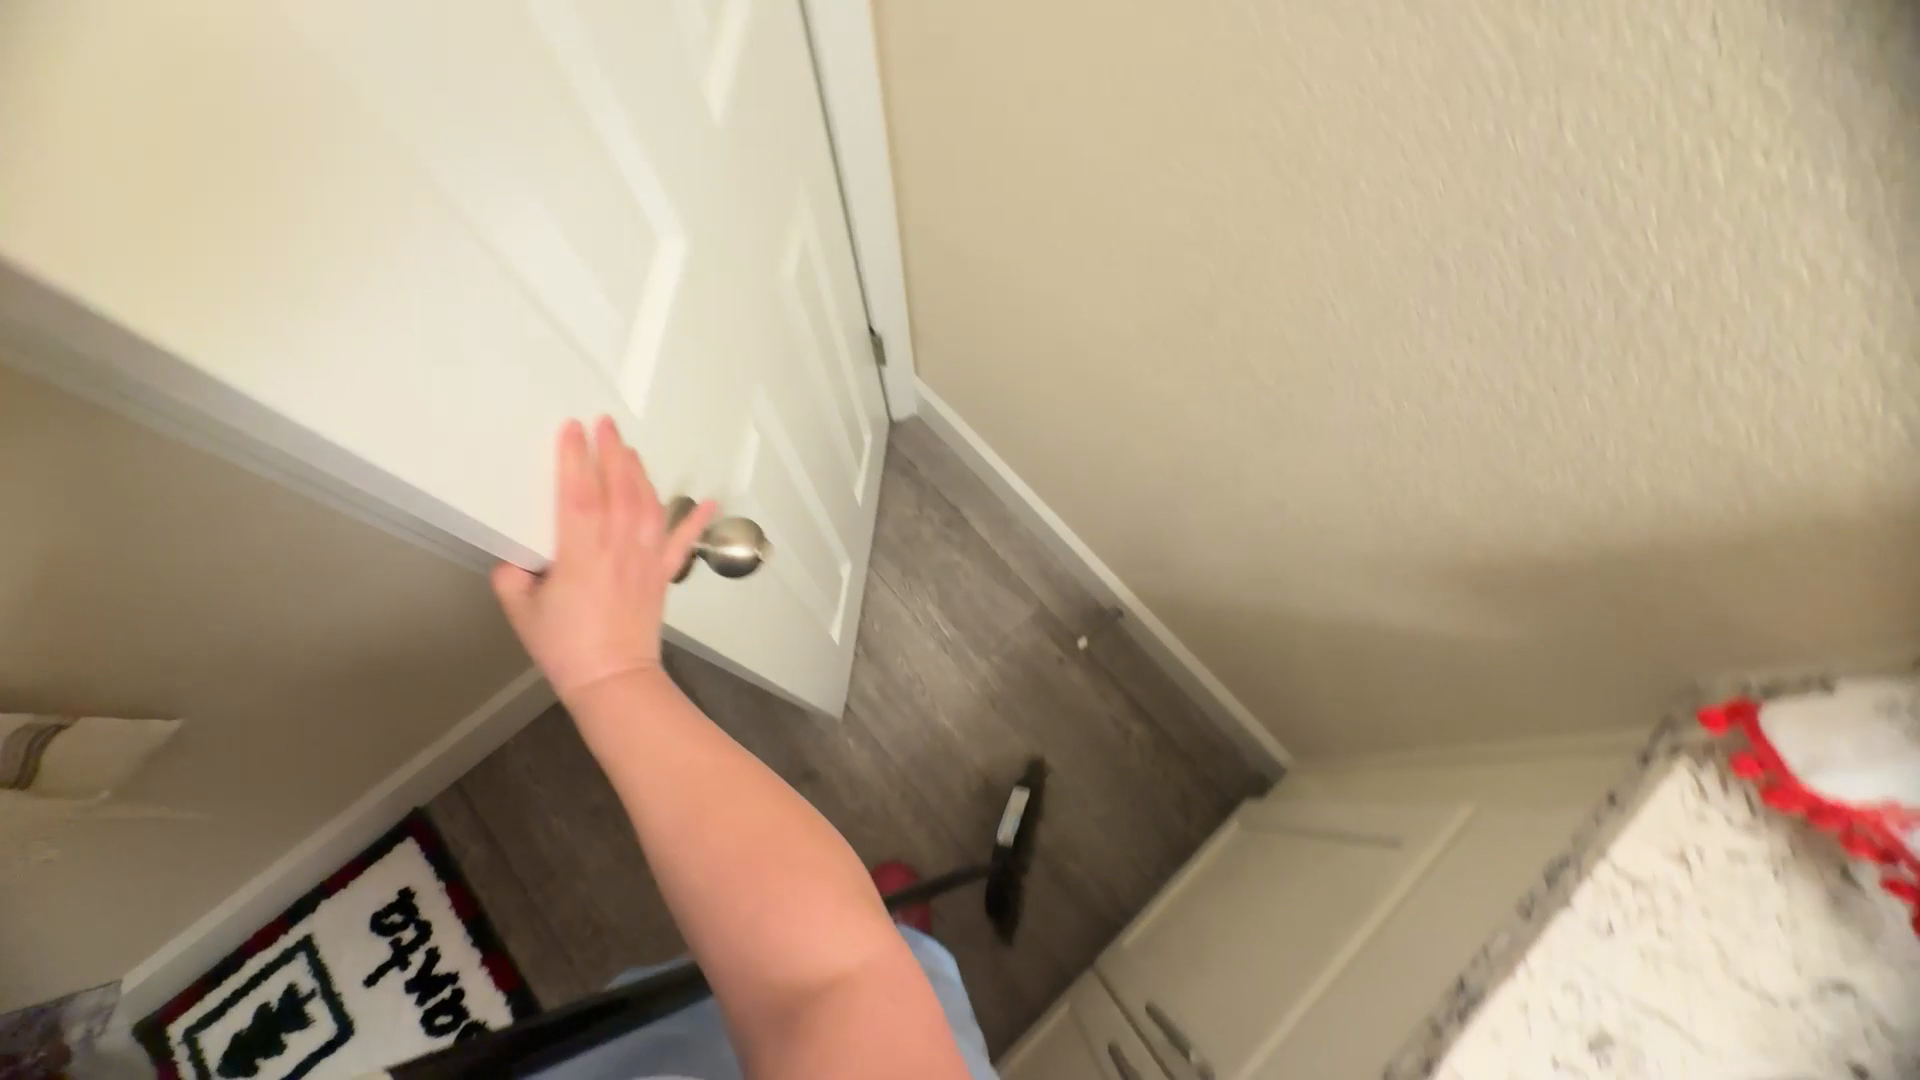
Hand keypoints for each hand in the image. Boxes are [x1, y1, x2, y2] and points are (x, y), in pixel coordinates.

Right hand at [491, 417, 716, 703]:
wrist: (613, 676)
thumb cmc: (565, 645)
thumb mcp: (521, 609)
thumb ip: (513, 576)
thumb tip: (517, 561)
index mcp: (580, 550)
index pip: (578, 491)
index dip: (575, 457)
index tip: (573, 428)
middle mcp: (619, 545)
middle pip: (619, 488)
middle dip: (612, 452)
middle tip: (606, 423)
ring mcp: (647, 558)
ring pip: (649, 504)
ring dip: (641, 473)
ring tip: (631, 450)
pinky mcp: (663, 574)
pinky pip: (683, 542)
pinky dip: (697, 520)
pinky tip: (711, 501)